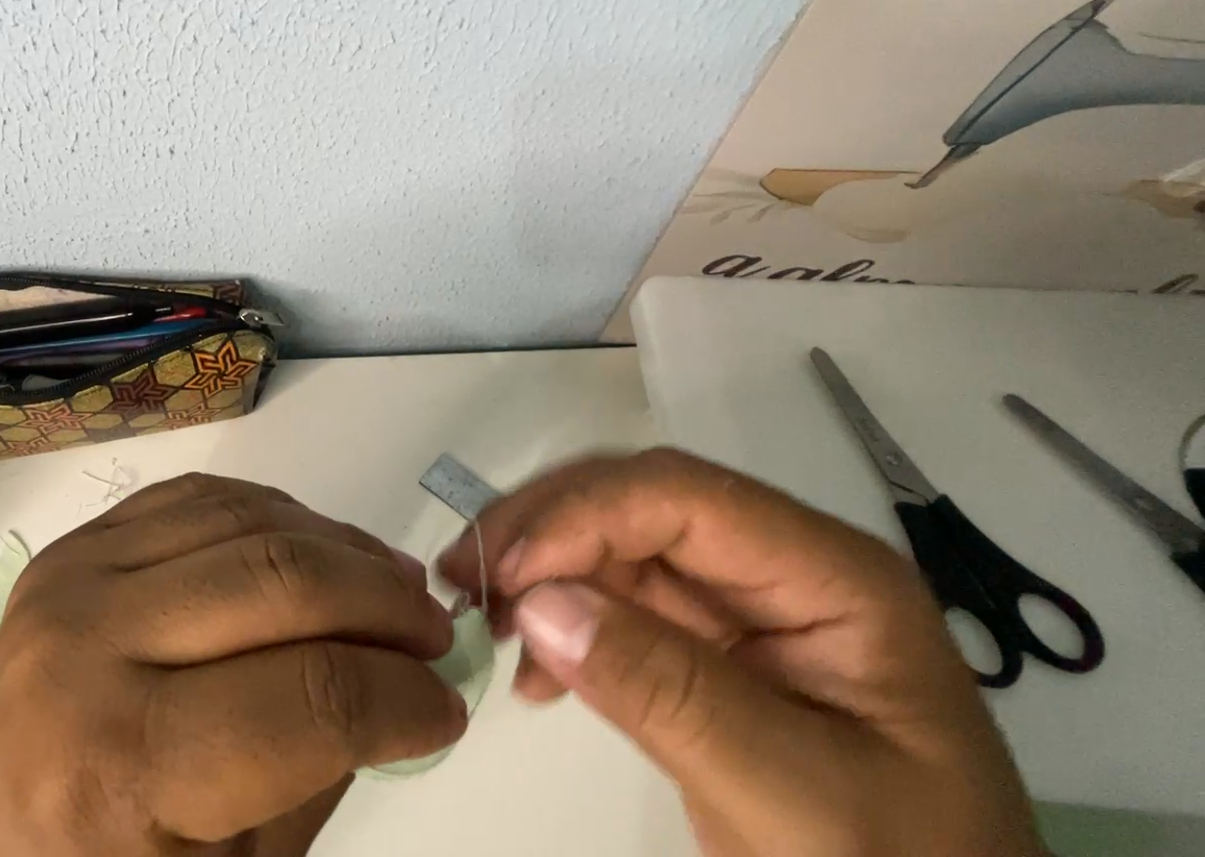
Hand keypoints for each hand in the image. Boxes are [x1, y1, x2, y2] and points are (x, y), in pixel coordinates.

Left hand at [0, 473, 465, 855]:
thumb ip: (326, 761)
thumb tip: (406, 673)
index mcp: (119, 761)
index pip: (310, 697)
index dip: (404, 696)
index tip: (448, 705)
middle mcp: (86, 645)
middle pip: (283, 583)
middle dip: (386, 605)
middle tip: (437, 632)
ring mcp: (73, 576)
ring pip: (250, 521)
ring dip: (344, 548)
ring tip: (395, 584)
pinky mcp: (76, 543)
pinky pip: (203, 499)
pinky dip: (280, 514)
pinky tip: (321, 546)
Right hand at [437, 448, 1044, 856]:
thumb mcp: (791, 796)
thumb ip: (666, 692)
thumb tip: (536, 601)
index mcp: (829, 576)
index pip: (684, 497)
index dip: (582, 515)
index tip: (503, 576)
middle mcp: (777, 567)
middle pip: (637, 504)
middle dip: (543, 530)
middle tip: (463, 579)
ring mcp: (736, 605)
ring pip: (611, 547)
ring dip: (536, 570)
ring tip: (480, 621)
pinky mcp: (701, 646)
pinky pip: (610, 604)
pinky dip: (555, 621)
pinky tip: (529, 673)